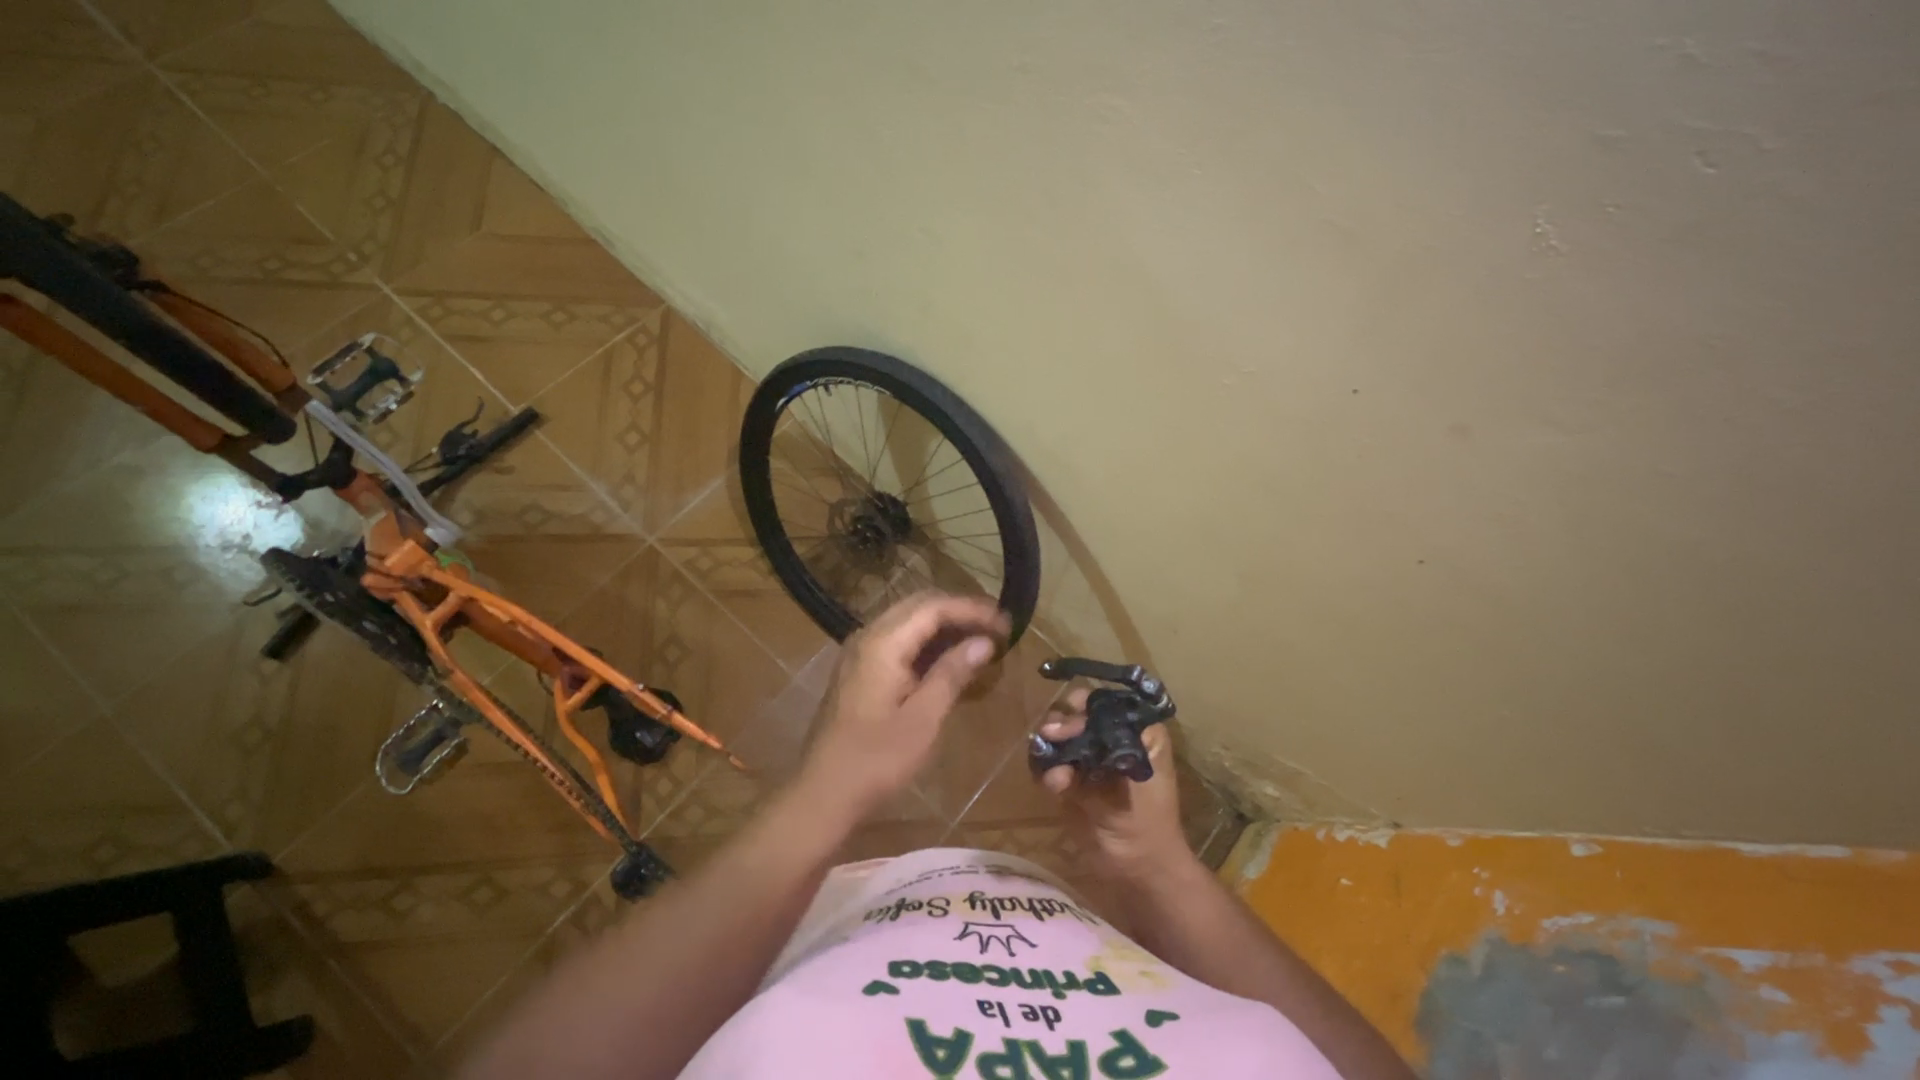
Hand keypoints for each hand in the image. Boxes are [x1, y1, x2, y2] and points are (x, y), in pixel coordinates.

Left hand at [797, 592, 1007, 821]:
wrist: (822, 794)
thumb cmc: (875, 760)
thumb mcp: (923, 719)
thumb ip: (952, 674)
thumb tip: (983, 642)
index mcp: (882, 643)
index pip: (934, 606)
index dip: (973, 610)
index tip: (1008, 624)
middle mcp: (867, 638)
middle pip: (919, 608)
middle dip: (960, 614)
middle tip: (998, 630)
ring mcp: (859, 655)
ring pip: (908, 625)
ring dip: (944, 630)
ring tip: (981, 645)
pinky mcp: (858, 674)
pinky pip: (897, 645)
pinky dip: (927, 648)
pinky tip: (950, 666)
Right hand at [1038, 688, 1193, 880]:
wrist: (1140, 868)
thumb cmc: (1150, 820)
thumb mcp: (1136, 777)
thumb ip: (1103, 751)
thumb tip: (1070, 731)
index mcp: (1136, 732)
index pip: (1105, 703)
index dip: (1086, 705)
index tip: (1073, 719)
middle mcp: (1109, 739)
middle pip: (1076, 715)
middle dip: (1063, 724)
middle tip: (1051, 736)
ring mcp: (1087, 760)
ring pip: (1058, 737)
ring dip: (1051, 747)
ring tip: (1053, 768)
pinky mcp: (1070, 782)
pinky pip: (1049, 764)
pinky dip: (1046, 770)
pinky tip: (1051, 782)